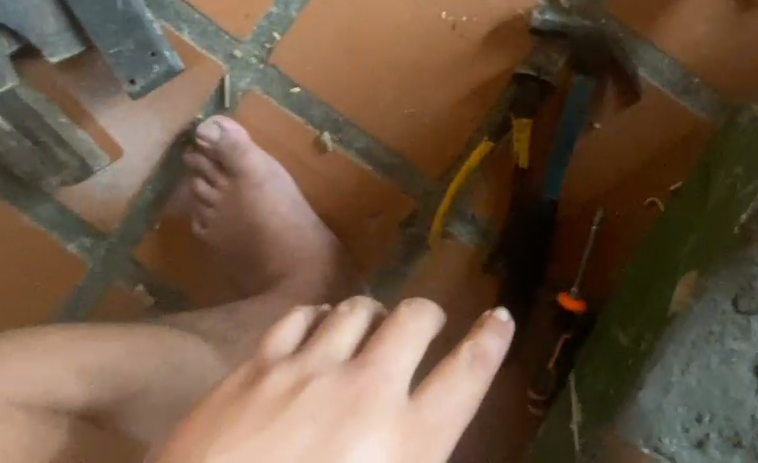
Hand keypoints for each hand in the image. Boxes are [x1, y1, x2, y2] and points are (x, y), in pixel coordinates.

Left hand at [154, 297, 513, 462]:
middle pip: (415, 319)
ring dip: (372, 316)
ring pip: (358, 309)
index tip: (500, 318)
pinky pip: (301, 317)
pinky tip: (314, 330)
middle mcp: (366, 392)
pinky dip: (317, 318)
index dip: (490, 341)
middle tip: (424, 328)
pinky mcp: (257, 366)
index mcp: (405, 443)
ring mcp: (308, 371)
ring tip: (368, 328)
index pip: (466, 375)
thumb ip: (407, 458)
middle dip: (426, 317)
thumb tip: (415, 444)